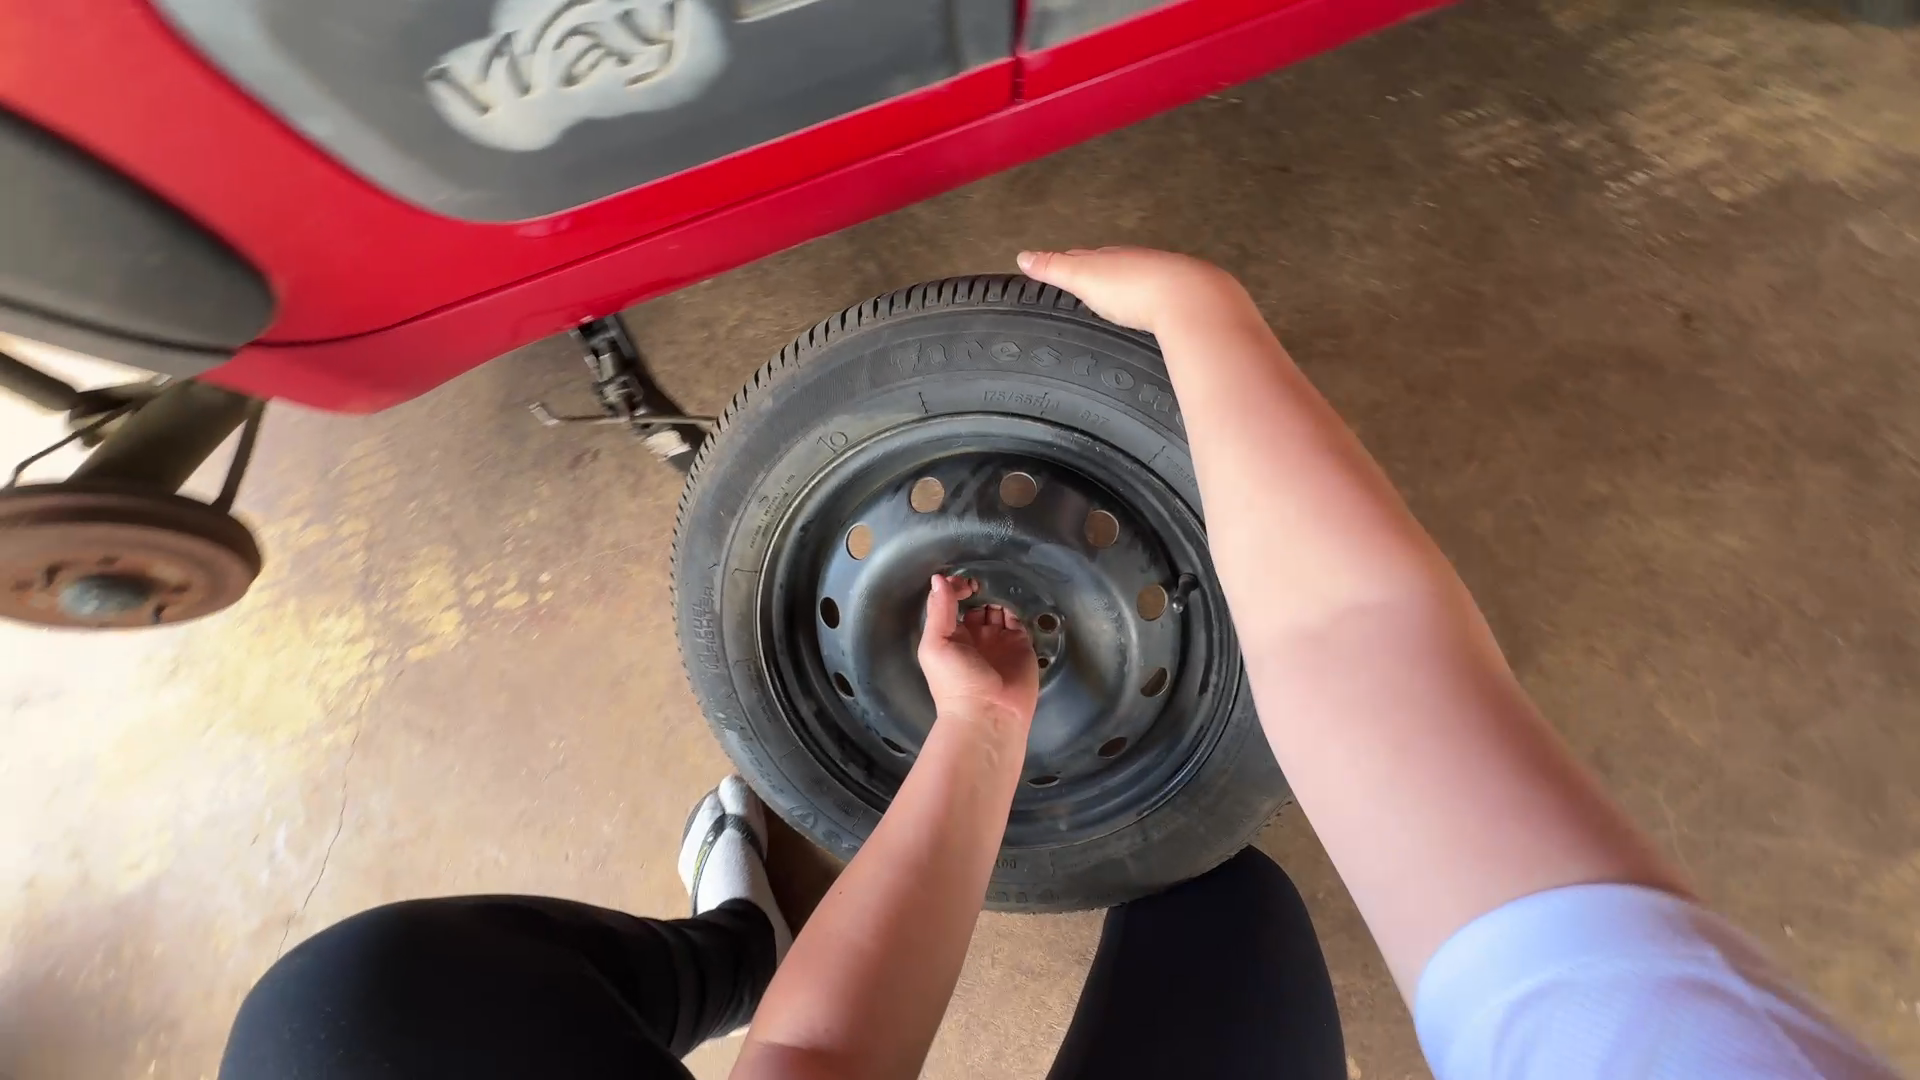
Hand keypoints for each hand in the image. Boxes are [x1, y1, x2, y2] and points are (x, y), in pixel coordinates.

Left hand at [916, 575, 1039, 728]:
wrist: (989, 714)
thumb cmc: (956, 682)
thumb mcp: (936, 643)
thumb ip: (939, 609)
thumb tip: (938, 579)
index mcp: (950, 636)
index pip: (951, 605)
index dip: (954, 589)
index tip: (962, 583)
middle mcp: (974, 637)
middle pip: (975, 605)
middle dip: (977, 591)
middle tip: (979, 584)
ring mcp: (998, 641)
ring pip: (997, 610)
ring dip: (996, 598)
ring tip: (995, 593)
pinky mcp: (1020, 646)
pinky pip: (1018, 621)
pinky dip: (1015, 609)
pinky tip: (1009, 604)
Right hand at [1017, 247, 1253, 334]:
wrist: (1187, 299)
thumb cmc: (1135, 288)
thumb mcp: (1083, 276)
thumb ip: (1054, 267)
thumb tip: (1024, 256)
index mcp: (1112, 258)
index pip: (1084, 257)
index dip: (1069, 262)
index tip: (1057, 265)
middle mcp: (1137, 264)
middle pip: (1114, 265)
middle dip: (1100, 271)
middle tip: (1087, 279)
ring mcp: (1163, 280)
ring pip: (1140, 279)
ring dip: (1128, 286)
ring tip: (1117, 296)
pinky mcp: (1182, 301)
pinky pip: (1161, 298)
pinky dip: (1151, 301)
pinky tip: (1150, 311)